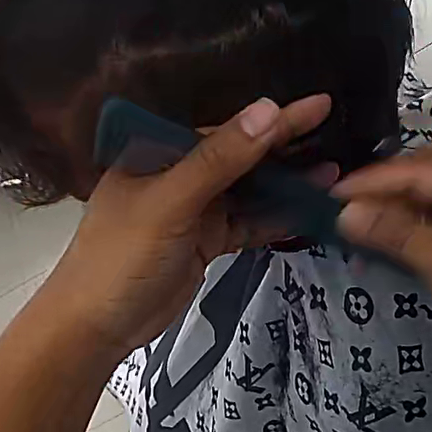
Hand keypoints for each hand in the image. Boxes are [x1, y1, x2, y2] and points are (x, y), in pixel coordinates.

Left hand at [37, 95, 331, 358]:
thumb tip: (267, 112)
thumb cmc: (121, 257)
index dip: (274, 119)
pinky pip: (251, 224)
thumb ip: (219, 159)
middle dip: (288, 151)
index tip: (318, 106)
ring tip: (332, 178)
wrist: (98, 325)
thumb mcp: (171, 202)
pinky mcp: (210, 240)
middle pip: (245, 159)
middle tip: (334, 140)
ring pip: (253, 192)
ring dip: (288, 187)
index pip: (228, 131)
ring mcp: (198, 210)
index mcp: (161, 153)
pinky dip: (277, 220)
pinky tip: (307, 213)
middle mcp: (182, 176)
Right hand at [332, 152, 431, 360]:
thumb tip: (345, 211)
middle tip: (338, 214)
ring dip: (399, 212)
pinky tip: (393, 238)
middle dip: (382, 195)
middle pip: (424, 176)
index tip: (326, 196)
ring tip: (357, 228)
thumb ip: (394, 232)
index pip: (414, 169)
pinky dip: (421, 225)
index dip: (368, 183)